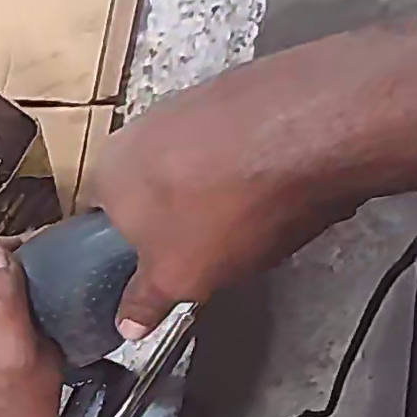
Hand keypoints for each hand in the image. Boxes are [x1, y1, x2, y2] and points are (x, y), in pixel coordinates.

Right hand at [82, 51, 386, 337]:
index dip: (134, 257)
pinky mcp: (243, 92)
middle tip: (209, 255)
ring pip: (198, 174)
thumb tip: (129, 324)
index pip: (106, 225)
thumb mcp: (178, 279)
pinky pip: (238, 149)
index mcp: (108, 172)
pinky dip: (253, 173)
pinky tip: (278, 192)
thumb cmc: (227, 206)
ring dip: (219, 202)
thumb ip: (145, 303)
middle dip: (182, 228)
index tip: (161, 275)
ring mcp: (193, 103)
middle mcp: (141, 127)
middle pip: (155, 197)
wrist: (310, 131)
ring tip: (251, 224)